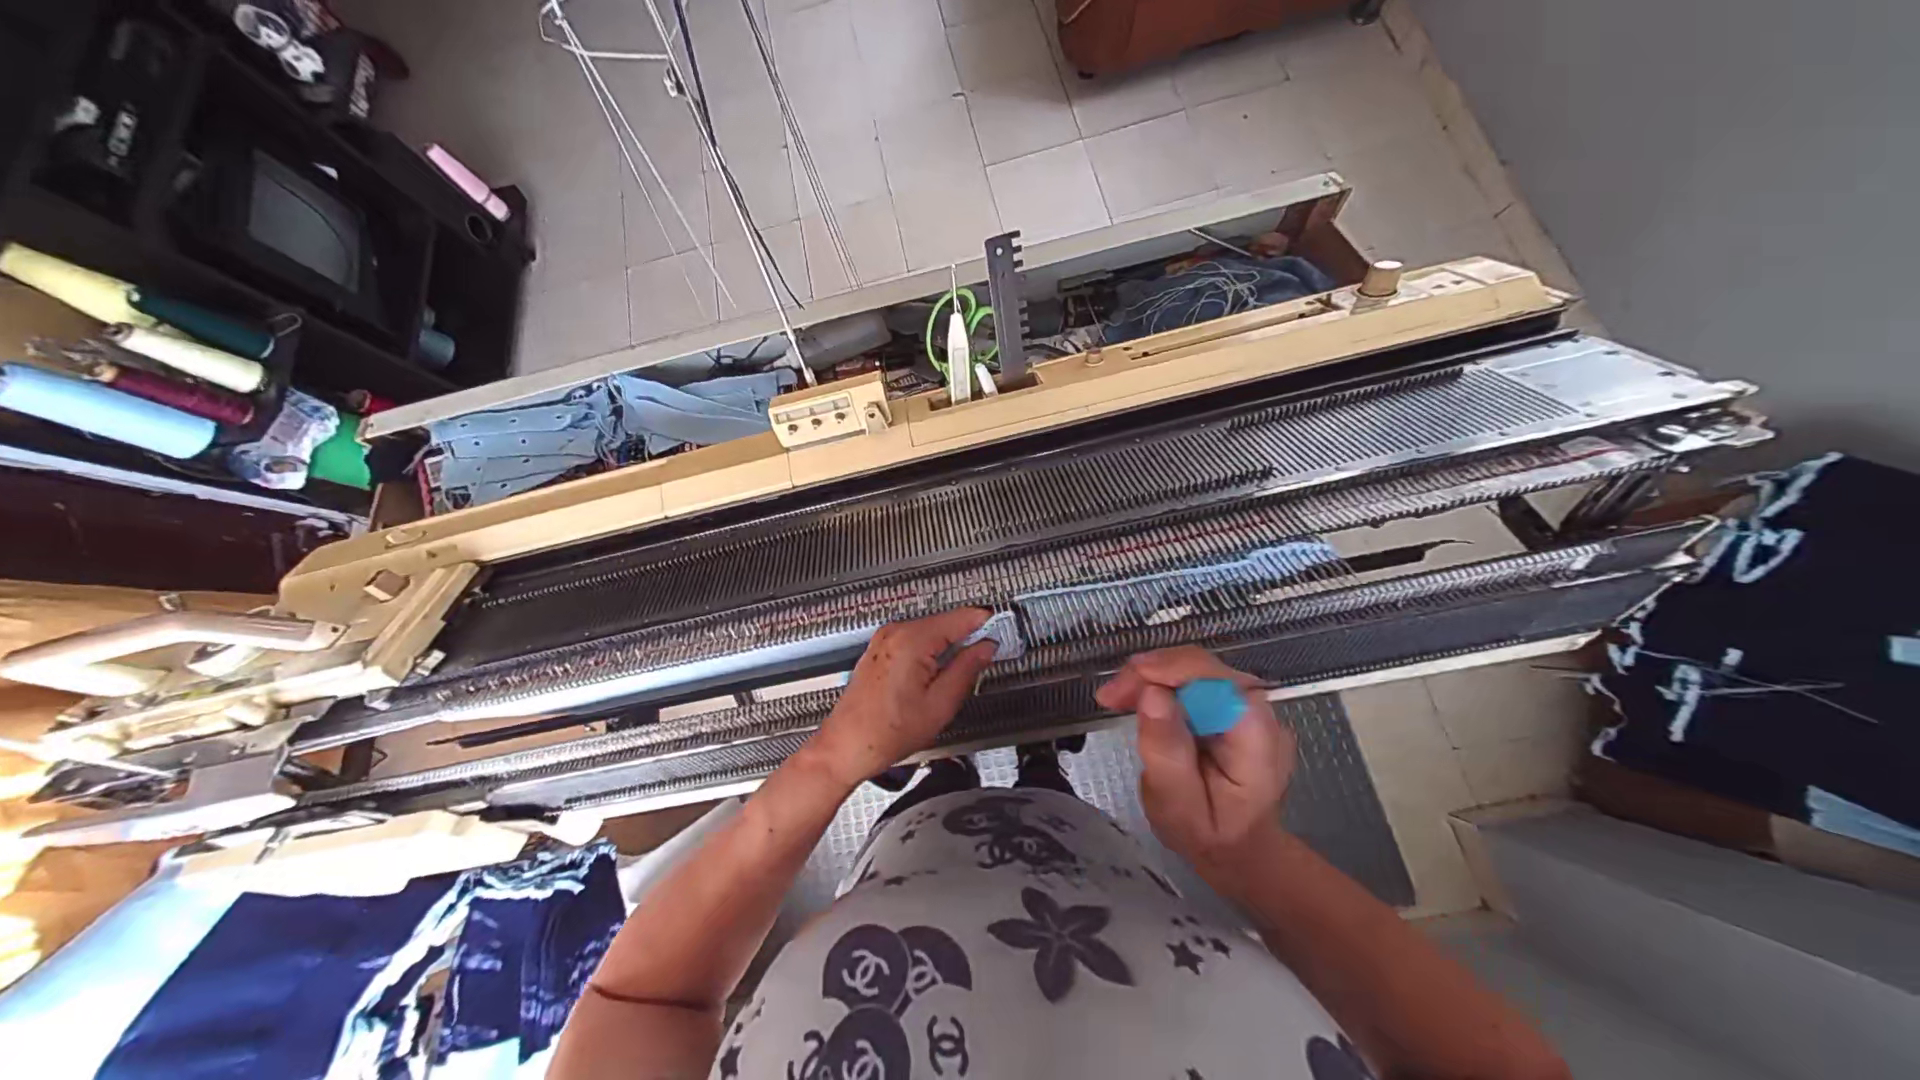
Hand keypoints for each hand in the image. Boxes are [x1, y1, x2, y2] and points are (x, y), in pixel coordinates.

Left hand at [804, 609, 997, 789]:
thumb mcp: (940, 704)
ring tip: (957, 677)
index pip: (963, 617)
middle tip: (986, 660)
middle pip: (947, 622)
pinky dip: (931, 652)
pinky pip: (916, 641)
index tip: (1004, 632)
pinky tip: (935, 678)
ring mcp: (886, 639)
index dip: (987, 624)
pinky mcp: (881, 649)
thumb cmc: (885, 731)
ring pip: (932, 632)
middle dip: (968, 639)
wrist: (847, 746)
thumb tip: (986, 648)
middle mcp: (896, 632)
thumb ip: (967, 669)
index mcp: (913, 640)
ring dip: (949, 648)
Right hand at [1095, 647, 1294, 882]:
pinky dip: (1161, 683)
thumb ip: (1167, 754)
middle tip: (1109, 696)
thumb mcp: (1177, 806)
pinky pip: (1195, 680)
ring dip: (1151, 677)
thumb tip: (1152, 695)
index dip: (1169, 672)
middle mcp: (1262, 713)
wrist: (1240, 849)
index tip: (1122, 690)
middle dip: (1151, 673)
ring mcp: (1250, 706)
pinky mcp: (1233, 704)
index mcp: (1257, 739)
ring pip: (1195, 668)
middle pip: (1204, 669)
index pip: (1217, 682)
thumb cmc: (1208, 835)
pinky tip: (1138, 699)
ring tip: (1116, 698)